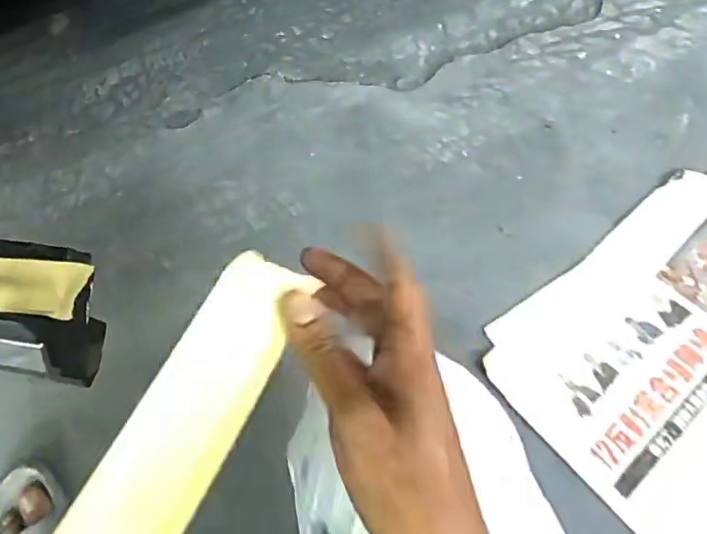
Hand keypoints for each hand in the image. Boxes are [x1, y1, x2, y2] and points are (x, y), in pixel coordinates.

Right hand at [279, 236, 486, 533]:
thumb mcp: (355, 415)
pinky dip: (342, 339)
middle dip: (348, 280)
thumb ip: (324, 355)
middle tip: (305, 261)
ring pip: (376, 333)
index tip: (363, 227)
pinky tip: (320, 347)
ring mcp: (406, 393)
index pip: (404, 294)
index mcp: (412, 362)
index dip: (385, 258)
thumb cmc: (401, 479)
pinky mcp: (396, 415)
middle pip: (385, 308)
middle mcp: (412, 369)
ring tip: (306, 299)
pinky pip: (367, 357)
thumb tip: (294, 296)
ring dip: (344, 308)